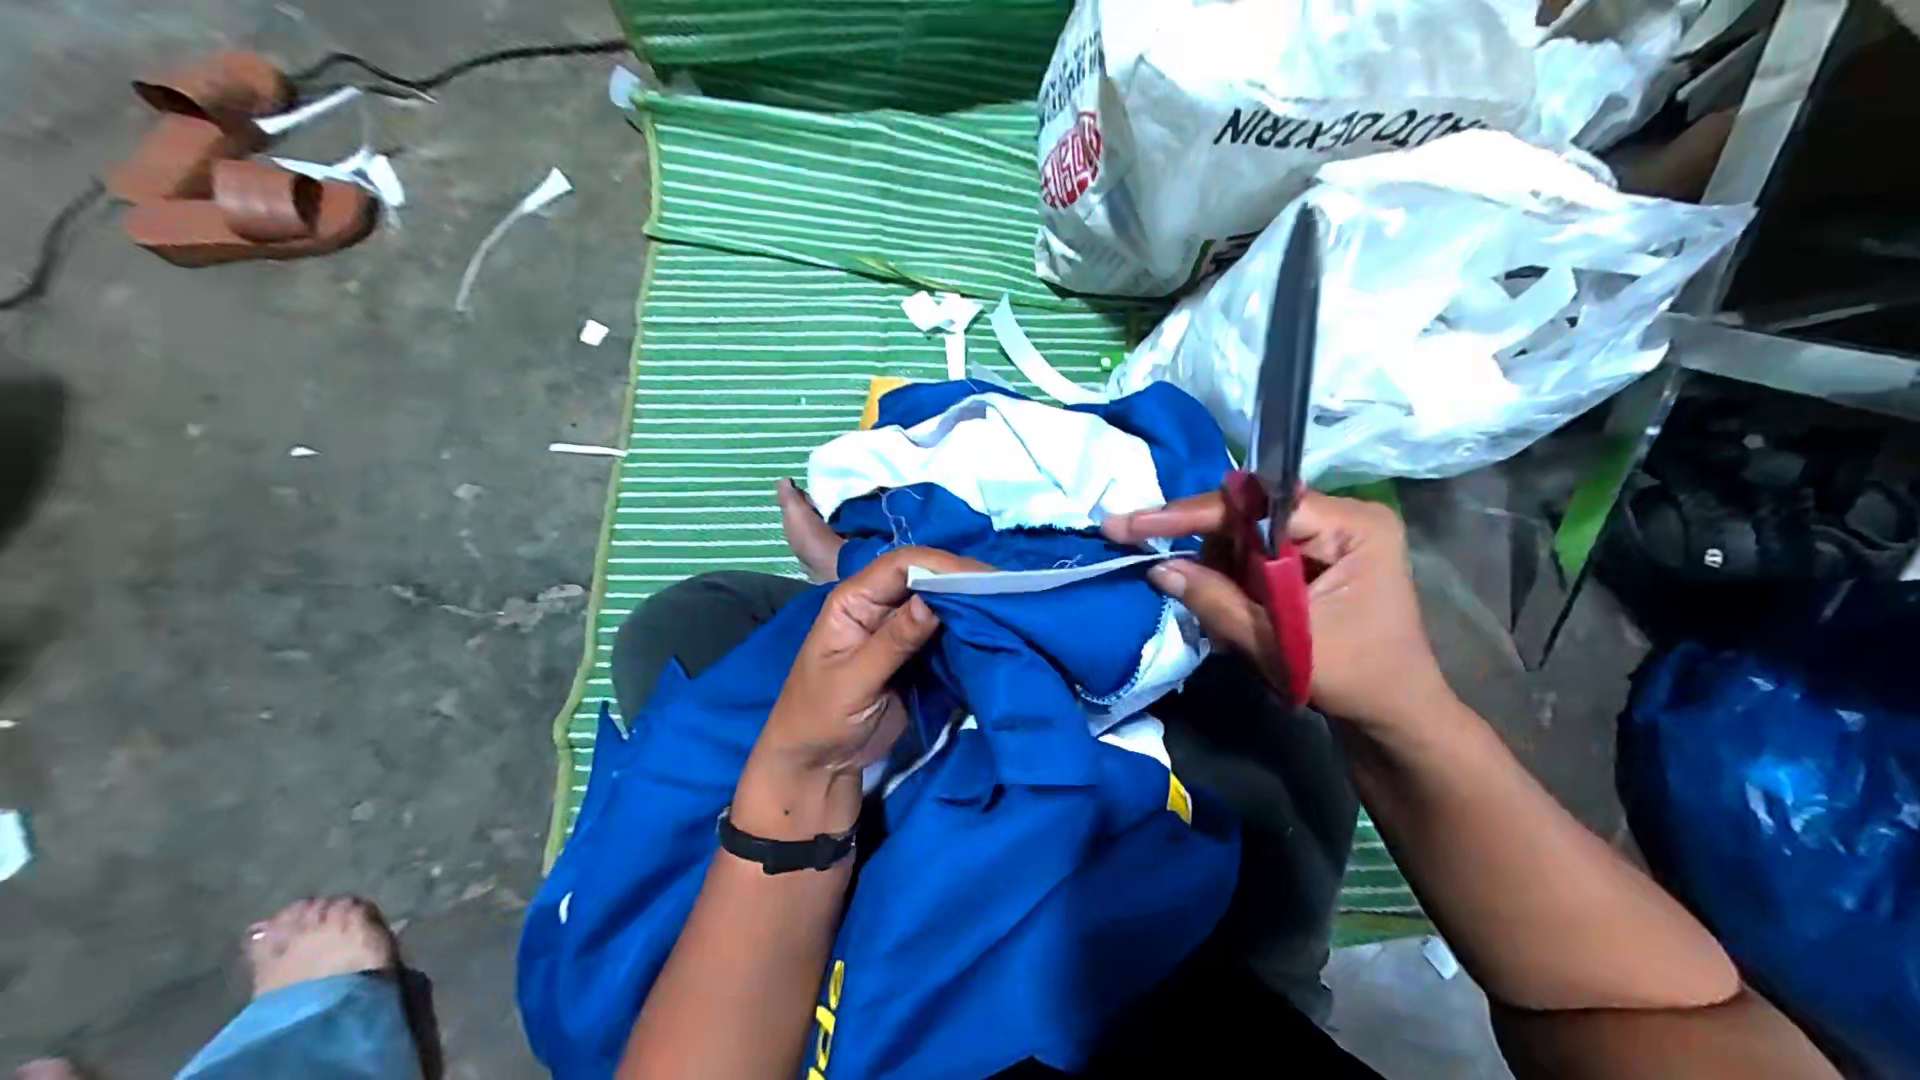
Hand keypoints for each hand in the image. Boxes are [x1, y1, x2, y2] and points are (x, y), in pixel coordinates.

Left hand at [733, 545, 987, 838]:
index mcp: (853, 600)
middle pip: (926, 576)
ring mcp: (899, 628)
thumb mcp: (854, 681)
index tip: (982, 577)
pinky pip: (946, 630)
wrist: (819, 760)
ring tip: (1008, 604)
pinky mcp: (917, 652)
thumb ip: (893, 642)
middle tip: (1007, 589)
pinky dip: (968, 628)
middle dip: (963, 580)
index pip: (901, 565)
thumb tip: (932, 601)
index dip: (941, 565)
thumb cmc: (820, 717)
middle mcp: (879, 604)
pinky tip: (992, 628)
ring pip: (940, 601)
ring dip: (971, 602)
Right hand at [1102, 489, 1451, 732]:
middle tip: (1164, 572)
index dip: (1192, 514)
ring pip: (1244, 538)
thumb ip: (1218, 602)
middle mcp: (1339, 520)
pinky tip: (1231, 615)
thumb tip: (1159, 568)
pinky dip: (1231, 582)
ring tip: (1216, 617)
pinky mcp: (1311, 561)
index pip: (1257, 505)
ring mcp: (1326, 539)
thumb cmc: (1355, 680)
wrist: (1393, 719)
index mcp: (1352, 527)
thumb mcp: (1280, 644)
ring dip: (1217, 572)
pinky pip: (1254, 557)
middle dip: (1205, 549)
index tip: (1135, 524)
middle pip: (1247, 516)